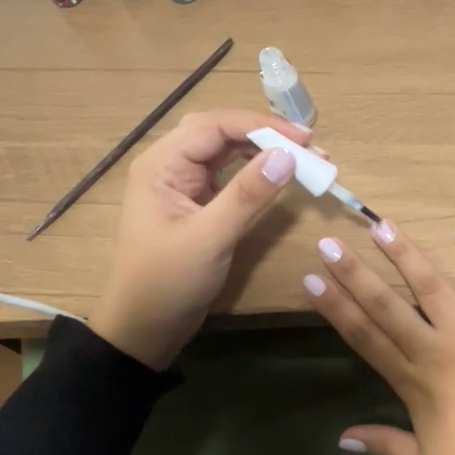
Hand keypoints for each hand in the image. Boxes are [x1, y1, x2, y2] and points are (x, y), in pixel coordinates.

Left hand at [88, 109, 307, 370]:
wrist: (144, 328)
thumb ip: (248, 194)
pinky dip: (257, 173)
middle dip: (266, 134)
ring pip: (227, 152)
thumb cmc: (168, 282)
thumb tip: (288, 155)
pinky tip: (280, 176)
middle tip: (311, 146)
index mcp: (162, 165)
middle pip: (221, 132)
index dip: (262, 126)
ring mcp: (184, 186)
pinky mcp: (197, 206)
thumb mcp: (210, 237)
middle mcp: (170, 166)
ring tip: (305, 158)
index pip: (215, 126)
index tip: (305, 139)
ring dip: (265, 151)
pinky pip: (230, 176)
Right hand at [303, 221, 454, 454]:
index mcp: (411, 382)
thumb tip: (341, 438)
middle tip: (329, 242)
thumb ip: (383, 442)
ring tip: (382, 226)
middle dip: (355, 273)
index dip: (336, 308)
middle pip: (387, 307)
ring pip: (432, 288)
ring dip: (406, 255)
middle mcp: (434, 351)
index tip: (312, 280)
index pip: (364, 337)